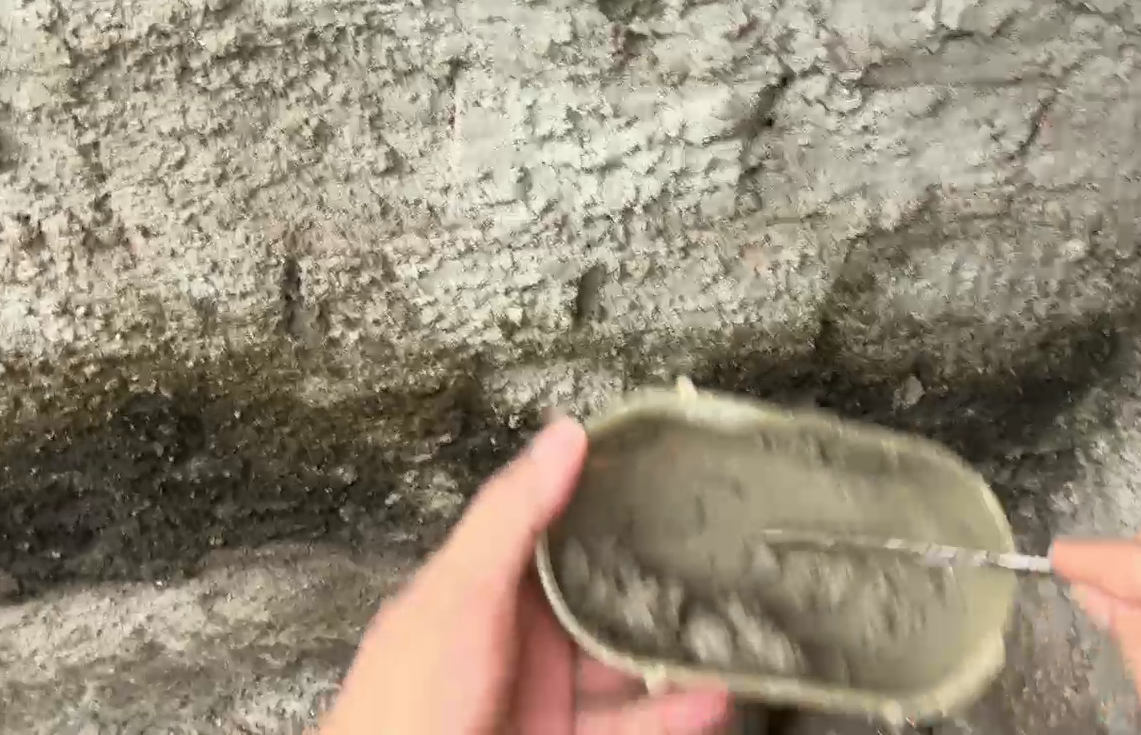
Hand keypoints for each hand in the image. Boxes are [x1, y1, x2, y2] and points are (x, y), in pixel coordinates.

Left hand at [317, 419, 733, 734]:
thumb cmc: (409, 713)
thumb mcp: (460, 600)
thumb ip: (513, 518)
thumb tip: (566, 434)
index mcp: (492, 584)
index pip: (562, 521)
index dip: (614, 493)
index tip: (671, 470)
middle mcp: (525, 632)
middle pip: (606, 589)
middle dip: (661, 573)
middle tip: (719, 549)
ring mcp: (548, 691)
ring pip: (629, 656)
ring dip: (679, 644)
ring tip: (731, 621)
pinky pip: (635, 720)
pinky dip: (677, 709)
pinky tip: (716, 693)